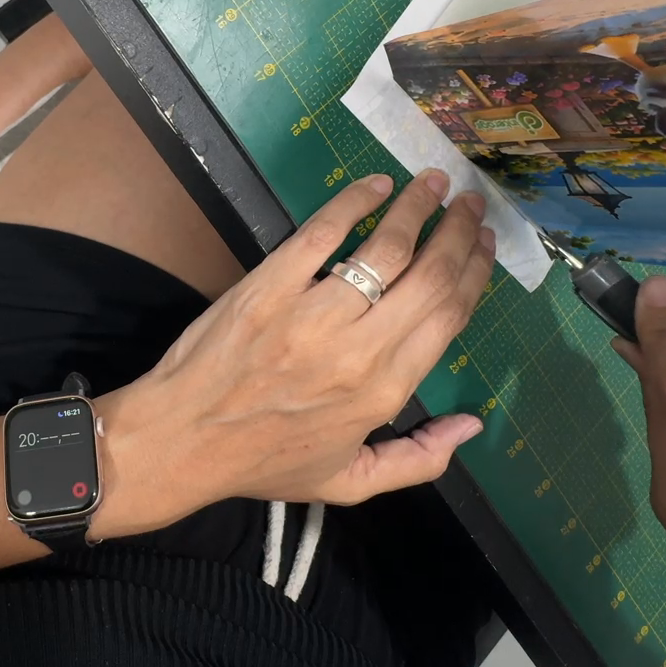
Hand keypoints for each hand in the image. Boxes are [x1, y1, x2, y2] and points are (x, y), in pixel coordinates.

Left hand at [94, 170, 494, 534]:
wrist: (182, 440)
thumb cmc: (264, 461)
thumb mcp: (348, 483)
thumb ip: (418, 460)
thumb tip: (472, 425)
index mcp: (383, 392)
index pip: (448, 316)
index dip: (474, 272)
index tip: (483, 243)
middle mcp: (359, 350)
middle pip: (428, 276)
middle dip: (457, 232)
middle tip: (467, 202)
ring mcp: (311, 313)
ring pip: (383, 249)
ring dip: (415, 209)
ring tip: (430, 183)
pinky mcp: (268, 285)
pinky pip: (321, 233)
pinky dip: (352, 203)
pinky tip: (373, 186)